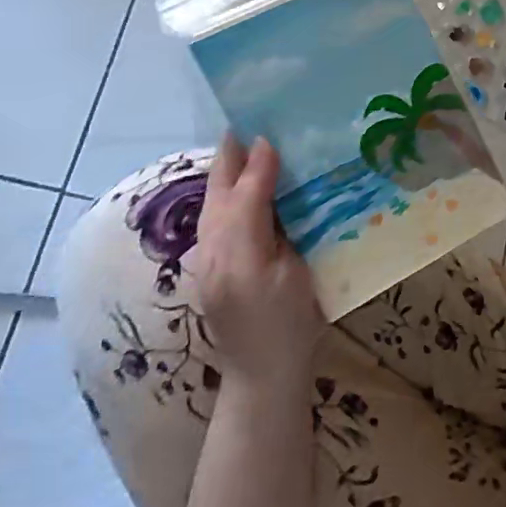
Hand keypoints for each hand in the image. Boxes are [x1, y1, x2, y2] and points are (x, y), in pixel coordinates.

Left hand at [193, 134, 324, 389]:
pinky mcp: (211, 272)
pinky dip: (223, 198)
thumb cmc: (291, 326)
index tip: (269, 133)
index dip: (257, 163)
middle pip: (218, 195)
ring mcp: (208, 264)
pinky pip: (214, 222)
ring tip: (238, 150)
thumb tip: (279, 194)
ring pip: (211, 207)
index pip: (246, 194)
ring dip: (223, 176)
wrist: (262, 378)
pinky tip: (236, 192)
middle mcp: (214, 252)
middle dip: (229, 160)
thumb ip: (284, 228)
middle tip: (243, 128)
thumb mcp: (297, 275)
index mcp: (239, 252)